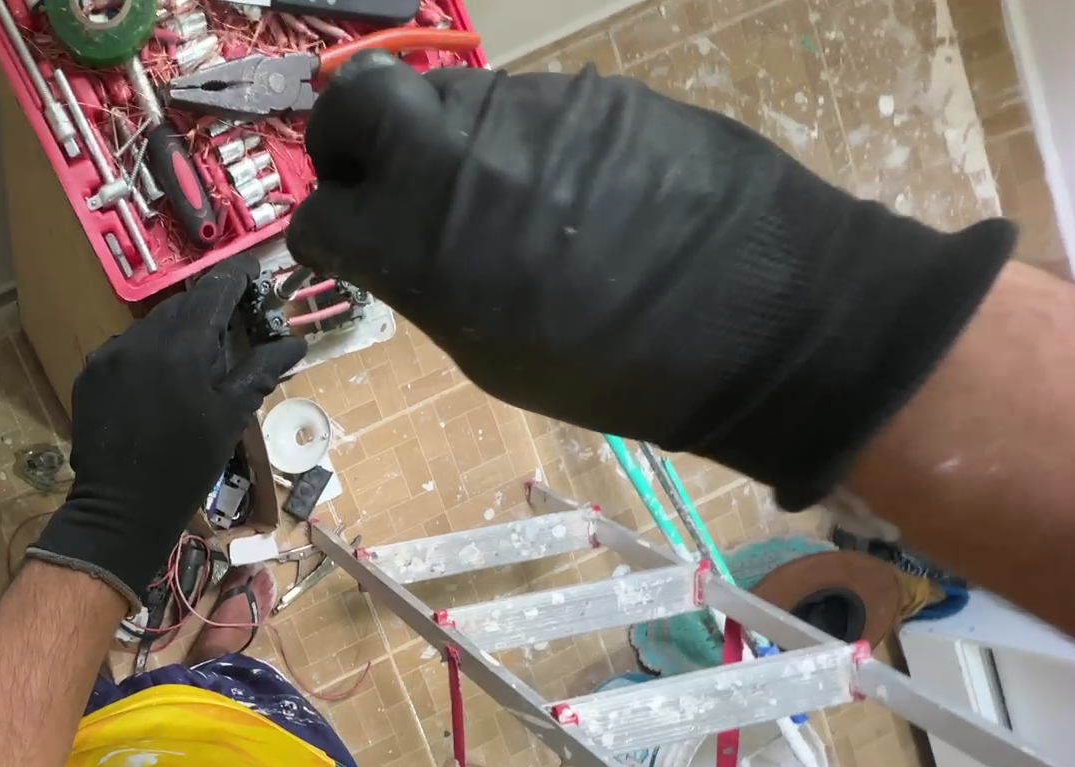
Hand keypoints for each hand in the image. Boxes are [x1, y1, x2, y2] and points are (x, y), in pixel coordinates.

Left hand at [28, 257, 305, 605]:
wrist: (122, 508)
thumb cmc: (186, 466)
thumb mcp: (230, 417)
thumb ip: (260, 371)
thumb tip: (296, 343)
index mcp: (182, 345)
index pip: (216, 287)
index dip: (240, 276)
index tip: (256, 277)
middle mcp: (141, 338)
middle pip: (183, 304)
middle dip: (209, 310)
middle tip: (230, 333)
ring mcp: (109, 354)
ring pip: (152, 325)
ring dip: (176, 333)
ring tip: (192, 365)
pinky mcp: (89, 373)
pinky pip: (125, 348)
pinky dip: (147, 354)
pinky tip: (157, 383)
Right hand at [286, 55, 1015, 507]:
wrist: (756, 318)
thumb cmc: (598, 368)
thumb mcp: (477, 349)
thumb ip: (417, 280)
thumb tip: (394, 242)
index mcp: (413, 240)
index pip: (318, 213)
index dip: (321, 234)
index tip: (339, 249)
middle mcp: (451, 156)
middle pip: (355, 101)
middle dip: (345, 143)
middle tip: (373, 184)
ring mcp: (523, 108)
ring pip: (434, 97)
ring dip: (426, 142)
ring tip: (471, 196)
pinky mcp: (587, 90)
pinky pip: (512, 103)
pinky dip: (499, 141)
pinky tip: (544, 186)